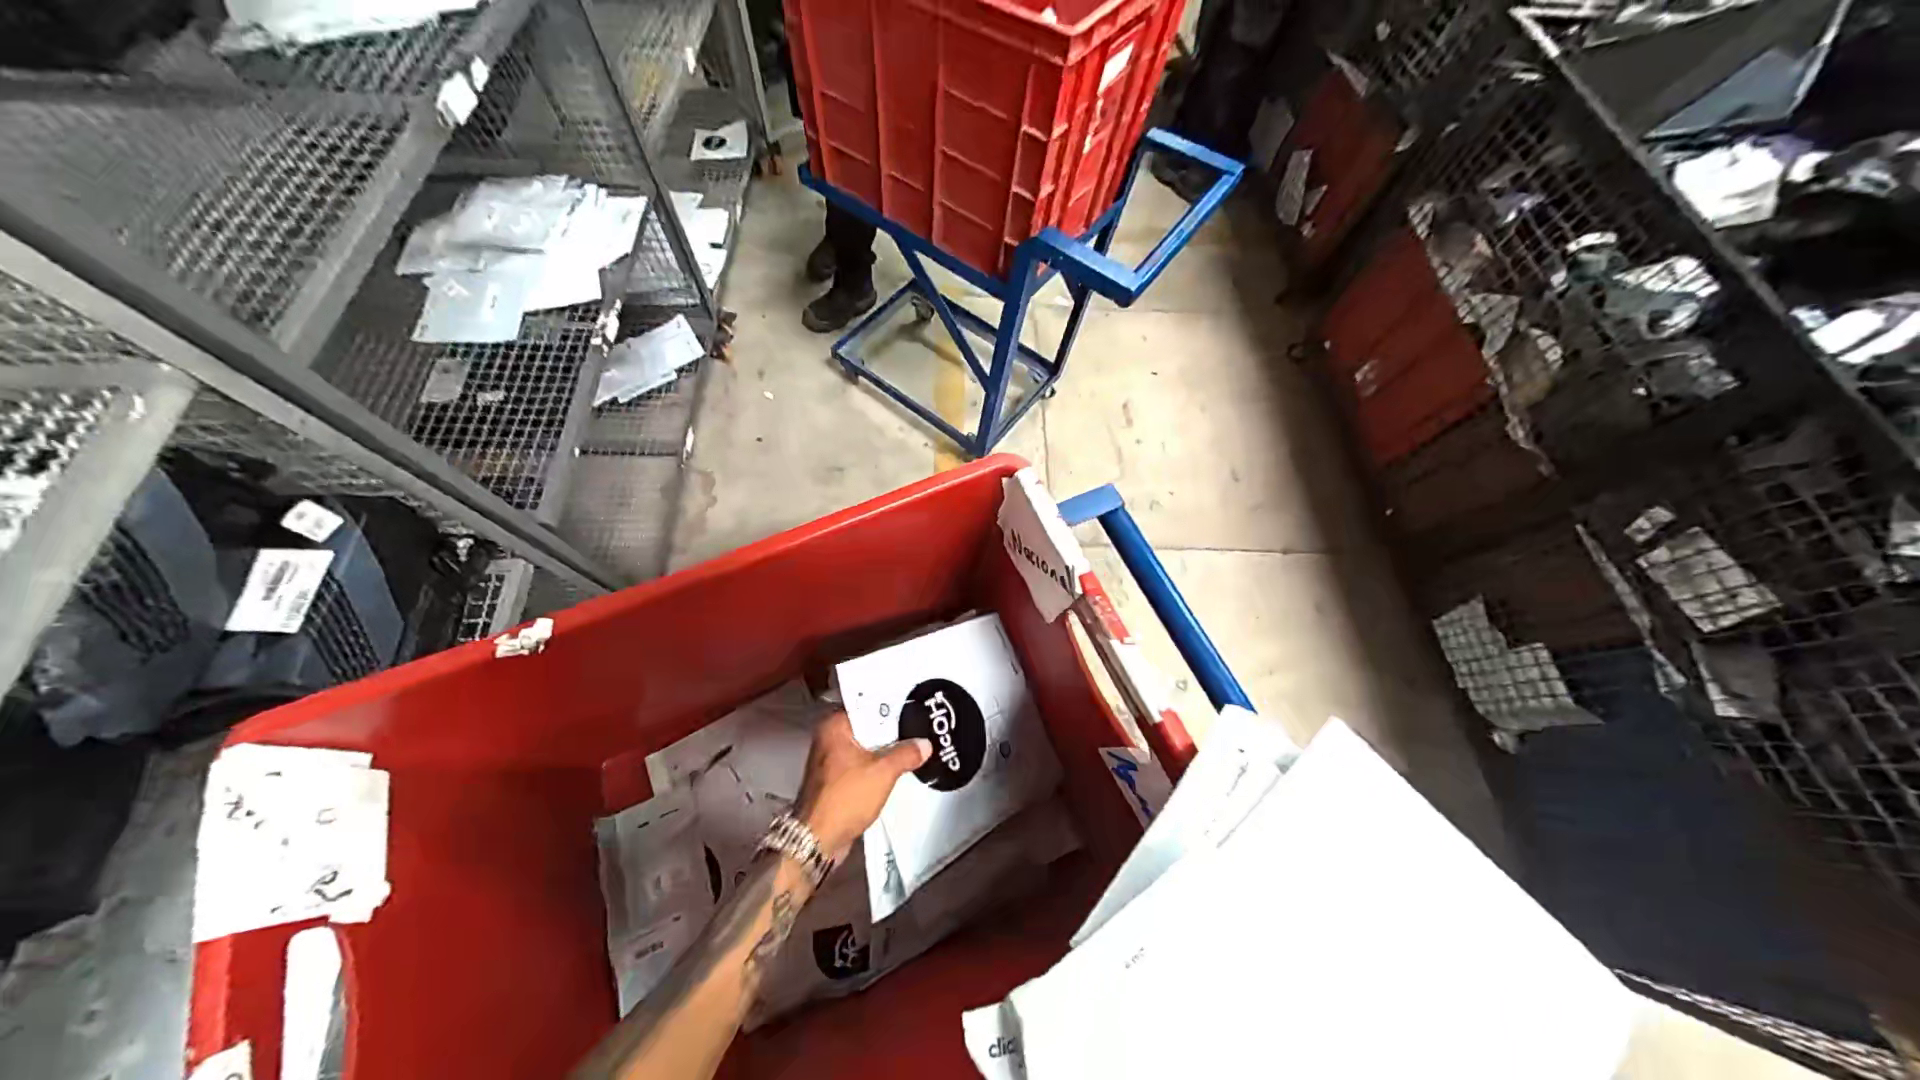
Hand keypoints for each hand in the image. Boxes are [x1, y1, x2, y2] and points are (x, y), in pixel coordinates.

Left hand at [792, 711, 930, 861]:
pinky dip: (878, 767)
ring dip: (886, 750)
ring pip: (866, 747)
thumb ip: (905, 754)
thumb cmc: (846, 798)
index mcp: (834, 726)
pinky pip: (862, 765)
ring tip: (916, 744)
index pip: (867, 705)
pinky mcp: (835, 780)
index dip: (892, 705)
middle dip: (892, 730)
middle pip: (868, 727)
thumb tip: (925, 744)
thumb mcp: (882, 773)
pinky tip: (899, 768)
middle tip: (921, 725)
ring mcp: (831, 760)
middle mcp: (829, 738)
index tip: (914, 704)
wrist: (817, 840)